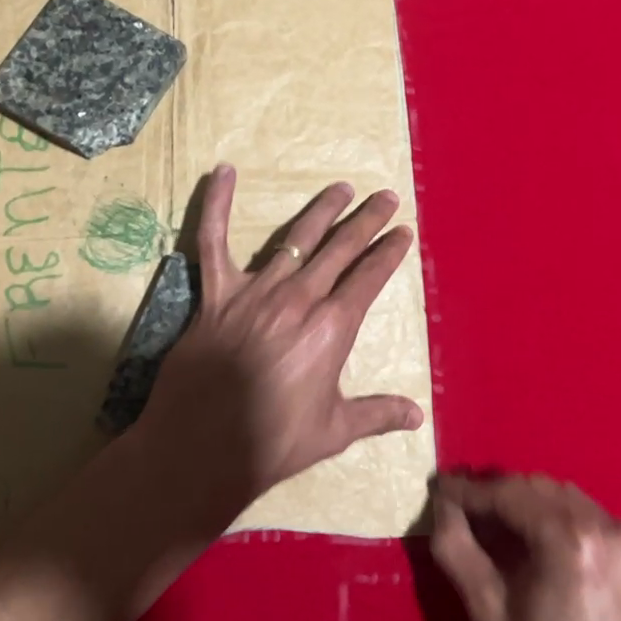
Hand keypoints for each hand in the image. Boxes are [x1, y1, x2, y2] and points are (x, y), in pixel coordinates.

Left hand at [137, 164, 425, 507]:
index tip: (402, 233)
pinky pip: (212, 241)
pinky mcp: (216, 294)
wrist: (202, 448)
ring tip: (340, 187)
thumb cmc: (273, 442)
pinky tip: (223, 172)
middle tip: (385, 197)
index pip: (369, 278)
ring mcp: (256, 291)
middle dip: (366, 220)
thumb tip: (418, 417)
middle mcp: (299, 298)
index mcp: (332, 328)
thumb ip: (377, 414)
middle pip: (340, 248)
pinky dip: (216, 204)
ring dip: (321, 210)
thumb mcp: (334, 430)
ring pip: (295, 238)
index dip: (388, 253)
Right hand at [430, 474, 620, 620]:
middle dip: (499, 494)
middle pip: (539, 489)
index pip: (509, 494)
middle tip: (462, 507)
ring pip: (566, 498)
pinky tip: (540, 542)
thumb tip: (442, 506)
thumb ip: (457, 550)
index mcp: (571, 540)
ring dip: (530, 503)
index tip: (439, 488)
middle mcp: (607, 525)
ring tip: (497, 524)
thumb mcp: (489, 614)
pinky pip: (592, 518)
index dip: (470, 490)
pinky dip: (561, 520)